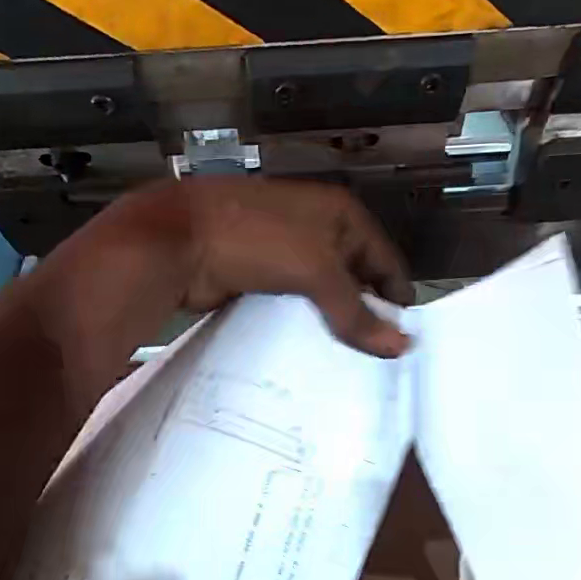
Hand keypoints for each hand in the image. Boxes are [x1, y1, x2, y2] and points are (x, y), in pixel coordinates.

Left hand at [31, 178, 414, 358]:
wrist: (176, 240)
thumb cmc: (258, 240)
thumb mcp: (316, 271)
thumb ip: (357, 312)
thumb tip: (402, 347)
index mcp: (341, 214)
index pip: (385, 260)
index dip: (396, 298)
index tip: (403, 341)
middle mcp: (319, 230)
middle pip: (356, 279)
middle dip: (365, 315)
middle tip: (378, 361)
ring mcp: (287, 253)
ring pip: (323, 295)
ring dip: (332, 324)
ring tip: (349, 365)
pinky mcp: (262, 278)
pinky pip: (294, 306)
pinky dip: (303, 326)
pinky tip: (312, 355)